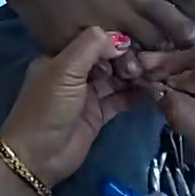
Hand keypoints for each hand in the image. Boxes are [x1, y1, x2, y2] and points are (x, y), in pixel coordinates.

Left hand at [0, 27, 140, 188]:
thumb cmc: (48, 108)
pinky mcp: (98, 114)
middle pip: (106, 58)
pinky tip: (153, 87)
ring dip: (134, 74)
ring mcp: (87, 94)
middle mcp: (74, 73)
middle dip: (127, 58)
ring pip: (116, 78)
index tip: (136, 42)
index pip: (92, 41)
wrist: (39, 156)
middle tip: (145, 62)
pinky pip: (120, 98)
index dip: (114, 40)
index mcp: (60, 58)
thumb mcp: (64, 69)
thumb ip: (91, 47)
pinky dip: (135, 93)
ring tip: (155, 71)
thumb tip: (120, 40)